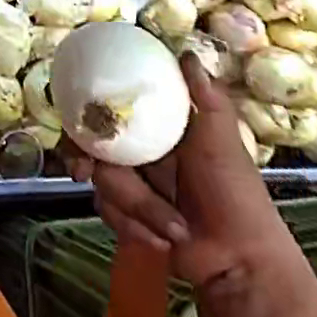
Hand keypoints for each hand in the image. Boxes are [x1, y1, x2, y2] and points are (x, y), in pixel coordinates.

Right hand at [69, 53, 277, 285]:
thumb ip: (206, 97)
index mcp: (159, 126)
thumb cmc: (234, 194)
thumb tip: (185, 53)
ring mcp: (131, 183)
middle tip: (81, 170)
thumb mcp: (223, 140)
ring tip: (173, 227)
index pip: (113, 105)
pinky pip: (108, 212)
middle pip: (93, 143)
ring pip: (103, 182)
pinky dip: (134, 228)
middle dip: (87, 160)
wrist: (238, 263)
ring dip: (136, 207)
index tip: (78, 116)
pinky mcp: (127, 216)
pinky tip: (162, 240)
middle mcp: (139, 149)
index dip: (88, 107)